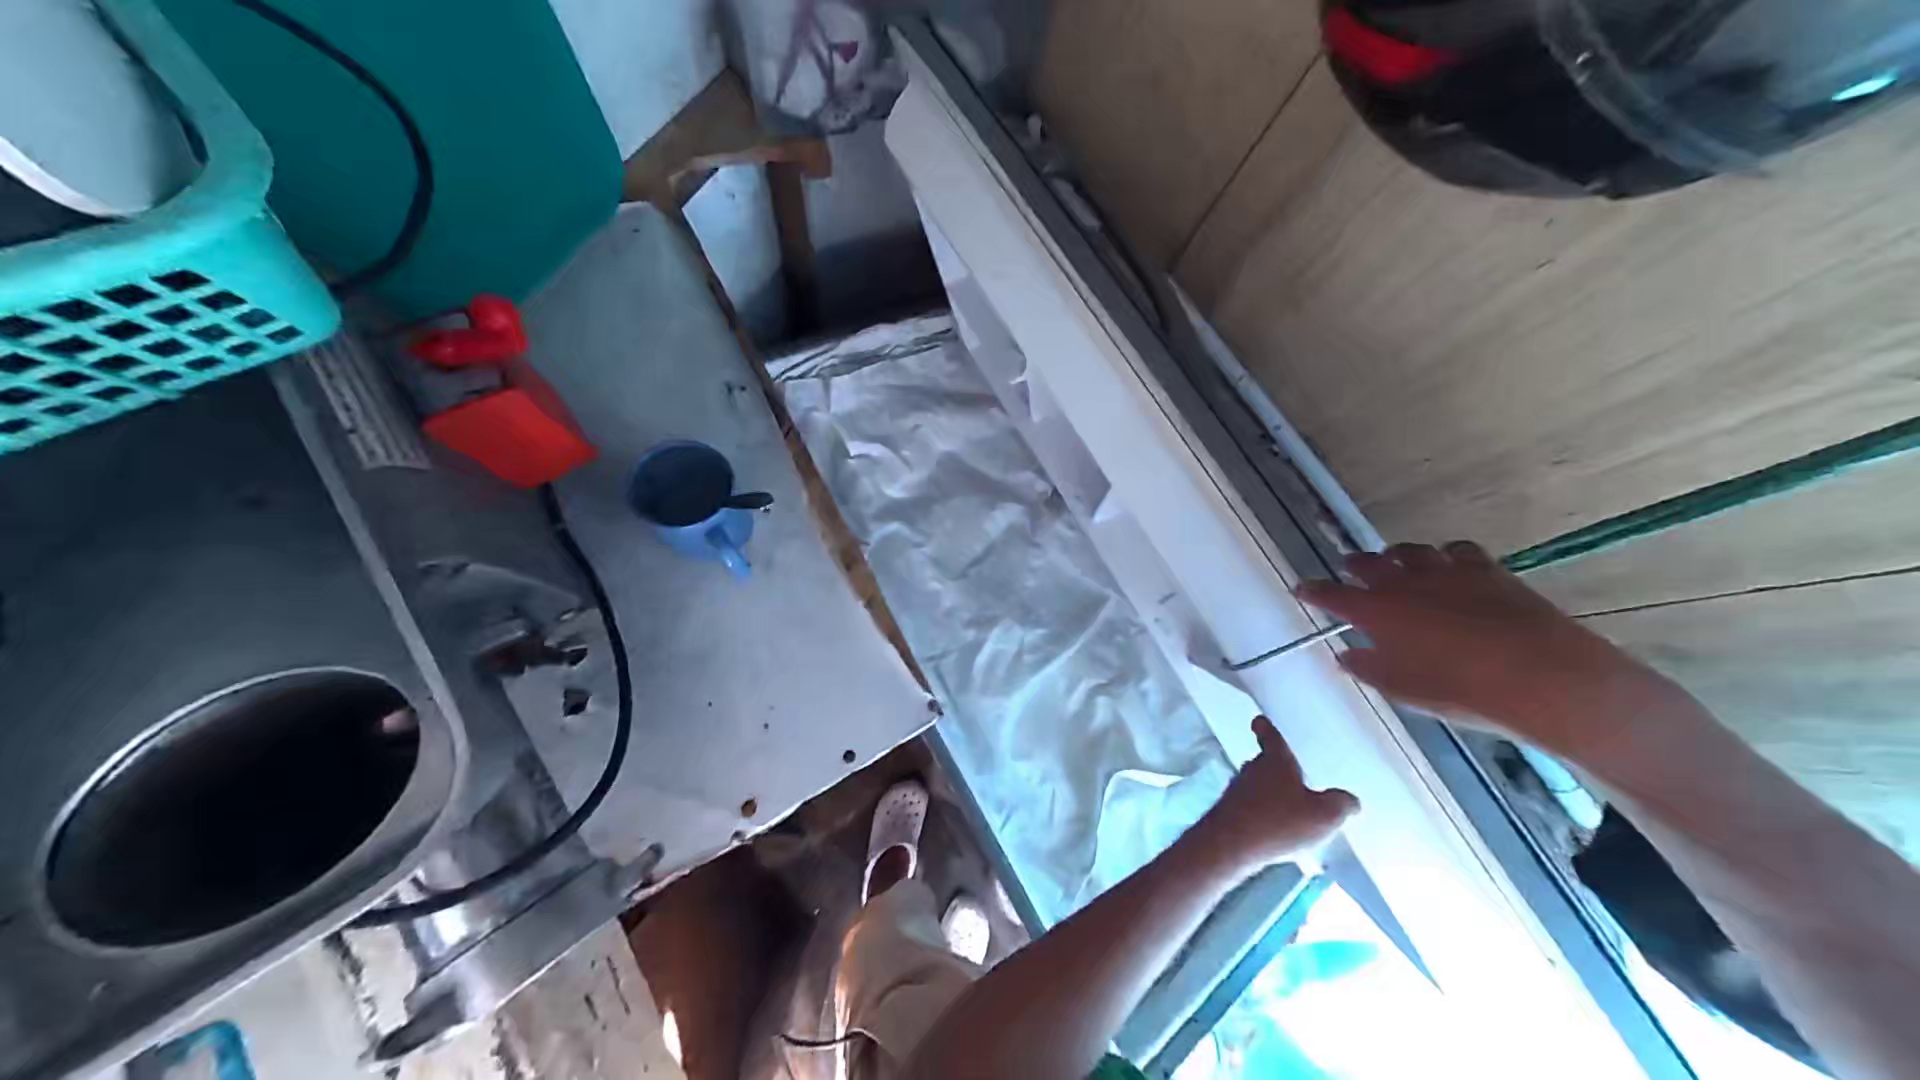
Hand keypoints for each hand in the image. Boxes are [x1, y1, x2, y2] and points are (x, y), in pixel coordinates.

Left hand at [1189, 716, 1358, 872]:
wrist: (1231, 845)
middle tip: (1292, 776)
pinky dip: (1261, 815)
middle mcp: (1252, 769)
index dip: (1267, 728)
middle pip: (1263, 762)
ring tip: (1289, 810)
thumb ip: (1341, 804)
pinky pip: (1249, 808)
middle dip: (1276, 769)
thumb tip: (1350, 800)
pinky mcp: (1229, 812)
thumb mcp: (1324, 815)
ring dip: (1269, 794)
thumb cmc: (1278, 821)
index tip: (1260, 721)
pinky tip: (1275, 833)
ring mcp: (1236, 790)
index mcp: (1275, 760)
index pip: (1270, 736)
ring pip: (1255, 785)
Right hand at [1296, 541, 1684, 760]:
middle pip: (1367, 563)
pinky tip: (1448, 564)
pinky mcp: (1485, 570)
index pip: (1331, 595)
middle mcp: (1403, 584)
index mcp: (1375, 612)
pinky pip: (1456, 550)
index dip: (1313, 590)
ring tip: (1396, 562)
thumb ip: (1368, 667)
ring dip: (1397, 556)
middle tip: (1350, 569)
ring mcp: (1444, 572)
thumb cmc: (1459, 689)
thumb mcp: (1401, 688)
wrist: (1541, 677)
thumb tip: (1347, 655)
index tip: (1301, 587)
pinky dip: (1444, 555)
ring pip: (1409, 551)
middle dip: (1354, 565)